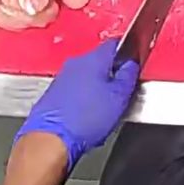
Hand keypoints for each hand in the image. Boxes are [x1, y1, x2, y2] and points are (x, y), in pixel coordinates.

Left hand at [16, 40, 140, 167]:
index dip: (127, 54)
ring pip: (86, 79)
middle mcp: (75, 64)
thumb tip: (131, 65)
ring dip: (96, 91)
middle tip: (121, 96)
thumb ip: (128, 76)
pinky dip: (82, 102)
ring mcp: (61, 79)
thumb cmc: (85, 118)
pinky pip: (73, 93)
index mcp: (93, 59)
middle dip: (111, 78)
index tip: (132, 67)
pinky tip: (87, 120)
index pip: (114, 45)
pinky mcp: (52, 95)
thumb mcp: (119, 97)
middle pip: (99, 63)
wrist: (51, 139)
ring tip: (103, 113)